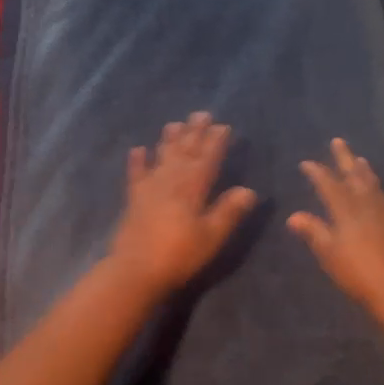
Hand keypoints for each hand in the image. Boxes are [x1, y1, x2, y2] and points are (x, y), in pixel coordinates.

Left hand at [107, 113, 257, 294]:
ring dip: (169, 140)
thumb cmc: (179, 254)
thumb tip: (249, 190)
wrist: (135, 270)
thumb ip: (229, 211)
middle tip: (201, 114)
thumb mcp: (211, 236)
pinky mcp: (134, 200)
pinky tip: (138, 150)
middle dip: (194, 132)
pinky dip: (138, 161)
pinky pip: (136, 174)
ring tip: (175, 123)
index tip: (223, 125)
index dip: (216, 142)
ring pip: (162, 156)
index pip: (208, 158)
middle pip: (185, 151)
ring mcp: (150, 188)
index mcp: (193, 188)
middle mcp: (171, 180)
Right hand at [288, 138, 383, 308]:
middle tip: (338, 141)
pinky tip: (376, 189)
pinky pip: (382, 195)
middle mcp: (366, 204)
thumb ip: (313, 232)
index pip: (329, 184)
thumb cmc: (359, 272)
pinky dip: (375, 185)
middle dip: (344, 158)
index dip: (317, 172)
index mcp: (346, 210)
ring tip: (359, 159)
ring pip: (371, 183)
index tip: (306, 163)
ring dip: (363, 169)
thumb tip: (294, 216)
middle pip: (354, 176)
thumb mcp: (329, 253)